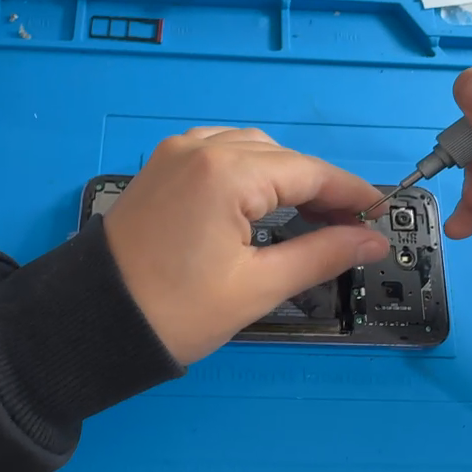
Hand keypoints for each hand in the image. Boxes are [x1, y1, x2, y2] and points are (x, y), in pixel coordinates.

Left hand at [103, 128, 389, 363]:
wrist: (92, 322)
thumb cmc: (174, 312)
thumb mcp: (257, 287)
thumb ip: (322, 255)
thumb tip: (370, 240)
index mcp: (227, 173)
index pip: (310, 173)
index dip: (351, 194)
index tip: (380, 213)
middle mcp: (201, 148)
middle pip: (283, 158)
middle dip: (319, 189)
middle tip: (347, 228)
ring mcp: (176, 154)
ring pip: (252, 151)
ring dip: (285, 178)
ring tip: (309, 219)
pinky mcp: (161, 168)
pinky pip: (219, 154)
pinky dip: (249, 172)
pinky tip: (261, 203)